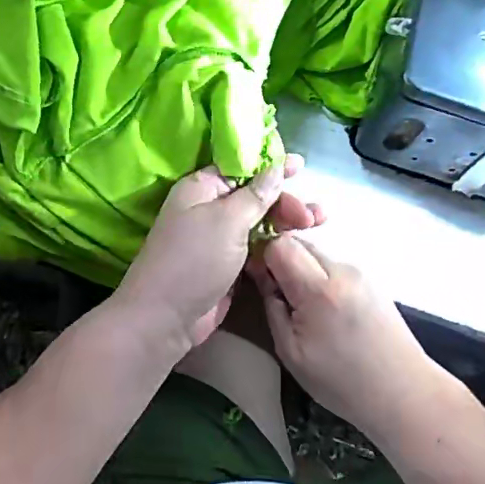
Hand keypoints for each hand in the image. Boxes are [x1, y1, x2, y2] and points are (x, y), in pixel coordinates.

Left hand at [115, 156, 322, 354]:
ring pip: (259, 222)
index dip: (270, 166)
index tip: (301, 166)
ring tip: (318, 224)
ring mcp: (219, 238)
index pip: (240, 168)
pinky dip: (276, 243)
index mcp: (201, 188)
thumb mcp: (227, 219)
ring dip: (286, 221)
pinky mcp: (228, 263)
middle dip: (284, 200)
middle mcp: (209, 208)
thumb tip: (276, 167)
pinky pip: (256, 246)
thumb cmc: (194, 259)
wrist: (166, 317)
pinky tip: (299, 244)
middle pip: (254, 195)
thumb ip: (255, 195)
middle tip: (312, 215)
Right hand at [248, 235, 463, 440]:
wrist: (405, 393)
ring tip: (305, 309)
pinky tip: (327, 311)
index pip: (279, 244)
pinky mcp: (372, 281)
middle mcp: (342, 271)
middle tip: (280, 296)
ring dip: (302, 271)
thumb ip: (272, 307)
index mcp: (319, 289)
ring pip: (317, 255)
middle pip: (299, 243)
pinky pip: (334, 267)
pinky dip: (321, 279)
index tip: (261, 281)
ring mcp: (361, 273)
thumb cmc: (342, 382)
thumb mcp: (290, 351)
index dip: (263, 258)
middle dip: (282, 262)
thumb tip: (263, 278)